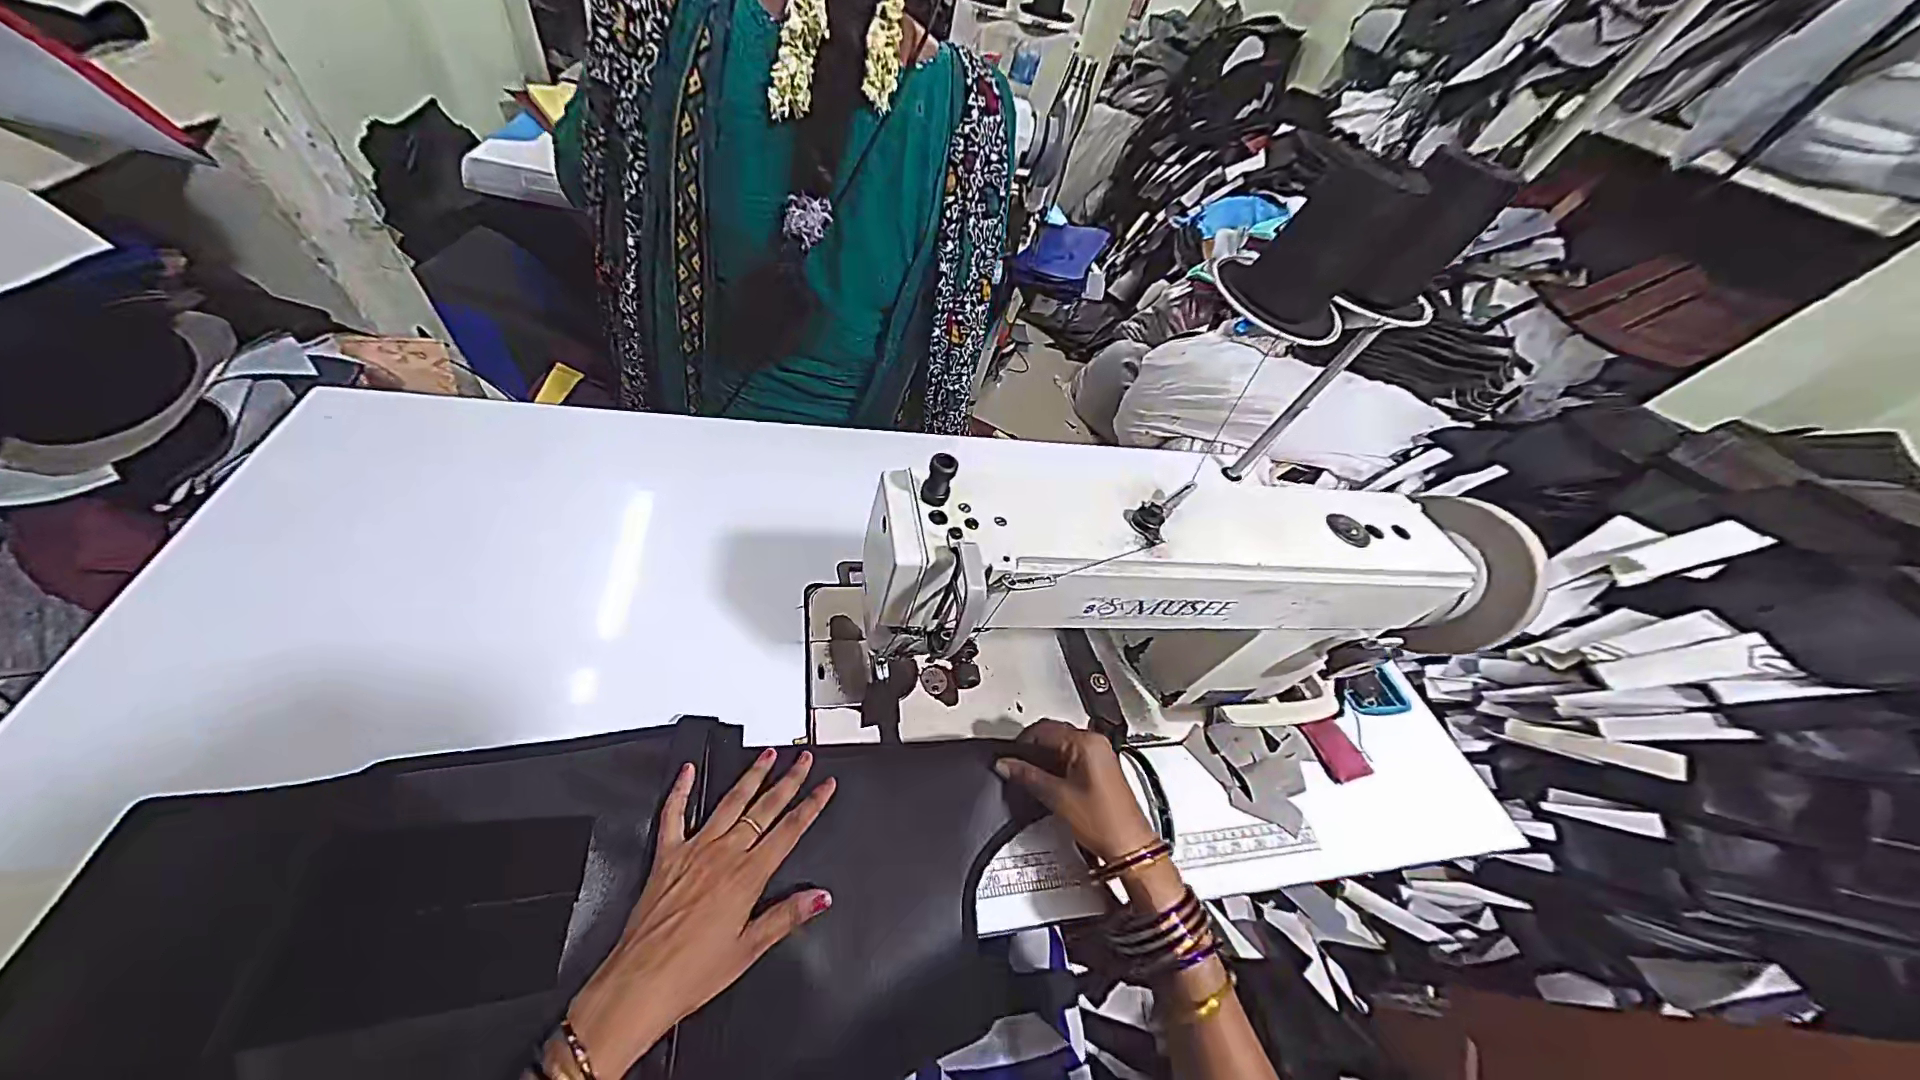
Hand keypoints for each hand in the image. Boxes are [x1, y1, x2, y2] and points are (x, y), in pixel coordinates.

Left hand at [560, 750, 835, 1077]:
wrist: (637, 986)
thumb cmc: (688, 975)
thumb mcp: (749, 950)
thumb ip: (787, 917)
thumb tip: (820, 897)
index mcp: (746, 877)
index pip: (790, 830)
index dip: (812, 804)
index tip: (826, 786)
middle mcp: (722, 856)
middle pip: (765, 807)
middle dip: (790, 779)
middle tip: (804, 759)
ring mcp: (694, 851)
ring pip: (731, 801)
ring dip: (752, 775)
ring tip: (768, 755)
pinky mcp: (666, 857)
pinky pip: (674, 814)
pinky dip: (681, 790)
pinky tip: (688, 772)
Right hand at [994, 719, 1157, 861]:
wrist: (1128, 845)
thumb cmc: (1106, 823)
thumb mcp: (1057, 797)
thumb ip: (1027, 776)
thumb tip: (1006, 764)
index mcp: (1087, 743)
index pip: (1045, 729)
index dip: (1023, 742)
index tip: (1010, 756)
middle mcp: (1096, 743)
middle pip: (1054, 733)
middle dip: (1033, 748)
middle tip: (1016, 764)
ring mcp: (1101, 754)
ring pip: (1062, 744)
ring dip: (1045, 757)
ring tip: (1030, 775)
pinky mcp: (1101, 766)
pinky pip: (1073, 755)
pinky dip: (1058, 764)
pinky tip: (1048, 781)